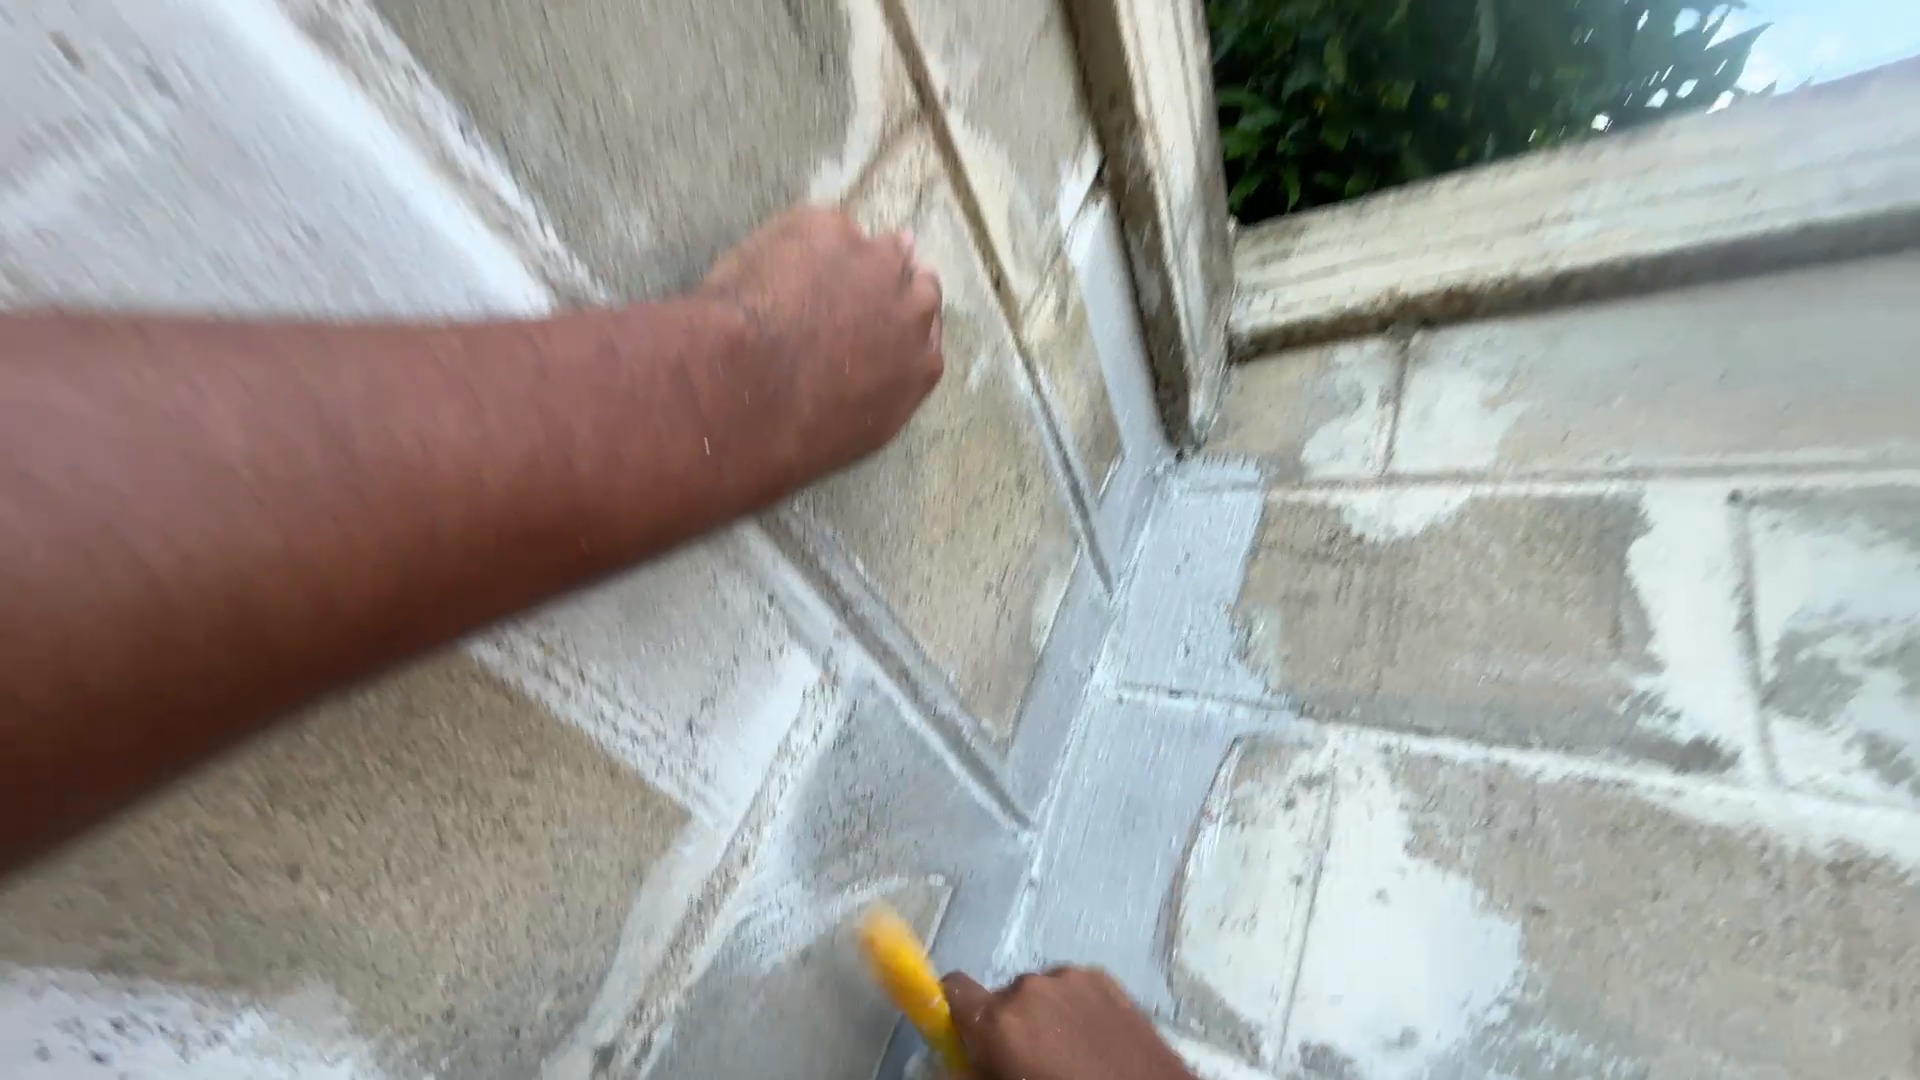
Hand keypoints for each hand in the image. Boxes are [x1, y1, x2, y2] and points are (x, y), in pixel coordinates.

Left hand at [700, 206, 942, 483]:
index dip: (903, 315)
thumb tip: (882, 364)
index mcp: (921, 363)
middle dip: (892, 278)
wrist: (752, 391)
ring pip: (872, 245)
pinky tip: (771, 270)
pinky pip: (818, 229)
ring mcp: (873, 261)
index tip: (885, 312)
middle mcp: (911, 308)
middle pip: (916, 278)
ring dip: (850, 255)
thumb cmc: (802, 432)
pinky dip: (798, 244)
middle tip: (858, 283)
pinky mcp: (828, 230)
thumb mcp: (864, 429)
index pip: (928, 325)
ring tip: (809, 273)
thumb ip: (887, 387)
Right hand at [942, 968, 1196, 1079]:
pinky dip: (1072, 1012)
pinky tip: (1093, 1045)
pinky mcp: (1106, 978)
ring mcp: (1073, 977)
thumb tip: (944, 1068)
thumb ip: (970, 1075)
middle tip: (1029, 1068)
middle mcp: (1032, 986)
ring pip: (1038, 995)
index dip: (951, 1012)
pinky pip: (1071, 990)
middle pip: (1001, 1000)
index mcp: (1003, 1021)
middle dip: (1008, 1031)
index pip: (952, 990)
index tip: (964, 1039)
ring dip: (1042, 1020)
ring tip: (1069, 1058)